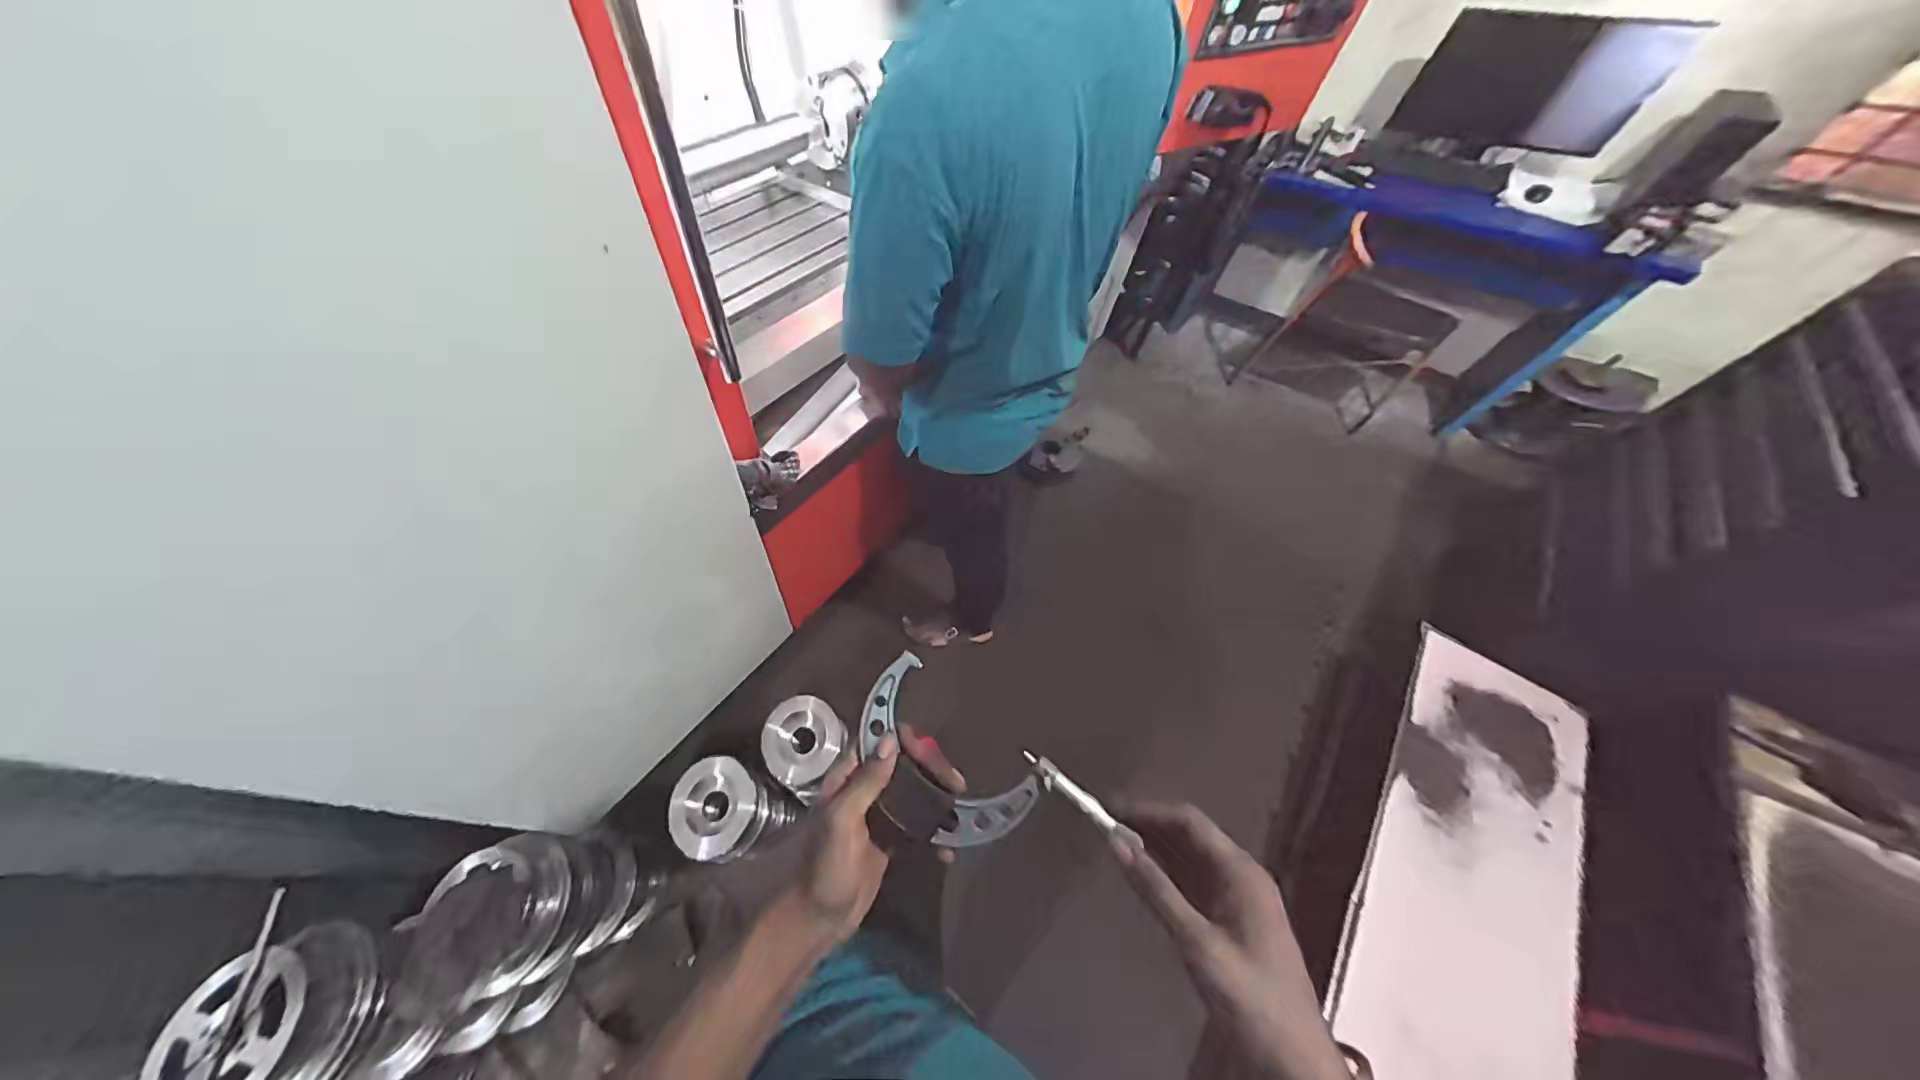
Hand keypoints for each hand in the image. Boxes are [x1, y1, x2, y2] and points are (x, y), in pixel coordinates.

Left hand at [783, 725, 966, 944]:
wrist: (818, 920)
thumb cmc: (824, 867)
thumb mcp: (841, 820)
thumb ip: (866, 781)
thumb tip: (890, 740)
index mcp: (846, 780)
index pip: (876, 744)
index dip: (901, 739)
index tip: (928, 750)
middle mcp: (863, 793)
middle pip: (901, 767)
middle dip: (929, 768)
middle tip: (955, 782)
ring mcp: (878, 818)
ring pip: (912, 794)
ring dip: (936, 795)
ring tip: (958, 802)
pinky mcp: (890, 843)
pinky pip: (917, 828)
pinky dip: (934, 832)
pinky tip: (948, 845)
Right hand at [1114, 803, 1350, 1079]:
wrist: (1295, 1062)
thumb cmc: (1249, 997)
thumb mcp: (1196, 942)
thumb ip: (1155, 889)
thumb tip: (1117, 841)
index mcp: (1241, 871)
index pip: (1189, 822)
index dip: (1148, 811)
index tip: (1108, 809)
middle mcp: (1242, 875)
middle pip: (1190, 835)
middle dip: (1149, 826)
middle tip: (1105, 825)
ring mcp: (1240, 898)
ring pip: (1191, 858)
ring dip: (1156, 848)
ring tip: (1116, 844)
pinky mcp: (1234, 920)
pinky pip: (1196, 883)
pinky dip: (1167, 874)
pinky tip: (1143, 876)